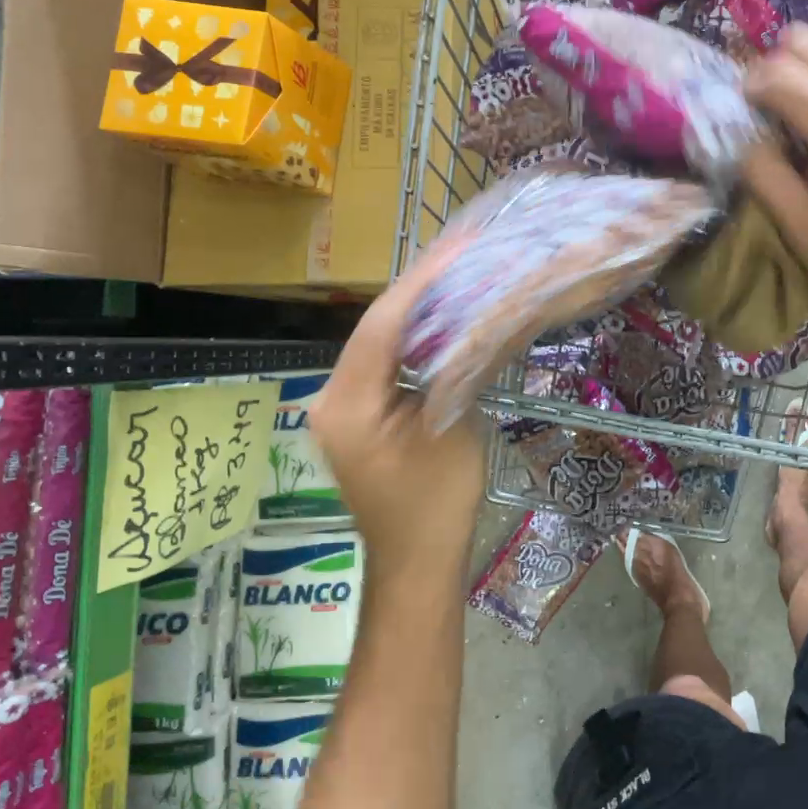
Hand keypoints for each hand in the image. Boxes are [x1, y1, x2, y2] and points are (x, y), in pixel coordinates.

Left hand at [310, 234, 487, 568]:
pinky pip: (386, 366)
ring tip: (460, 276)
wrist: (416, 562)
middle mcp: (331, 397)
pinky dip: (415, 343)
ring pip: (381, 344)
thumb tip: (476, 318)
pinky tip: (445, 323)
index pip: (383, 323)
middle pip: (378, 327)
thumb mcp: (454, 428)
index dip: (423, 281)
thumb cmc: (436, 502)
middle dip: (422, 290)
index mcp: (347, 401)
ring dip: (420, 313)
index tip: (458, 246)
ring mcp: (341, 408)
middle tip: (465, 252)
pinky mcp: (359, 417)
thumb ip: (456, 369)